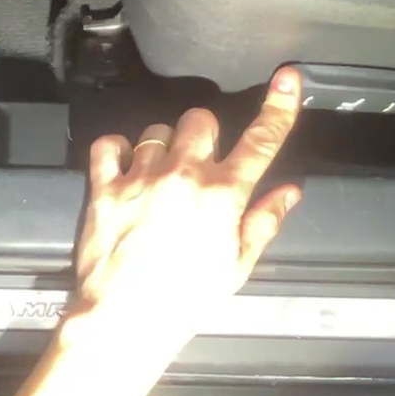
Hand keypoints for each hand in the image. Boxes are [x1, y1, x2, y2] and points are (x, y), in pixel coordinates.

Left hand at [68, 67, 304, 361]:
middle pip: (199, 121)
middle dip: (202, 137)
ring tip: (157, 175)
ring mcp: (141, 177)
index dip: (278, 107)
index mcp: (223, 194)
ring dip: (161, 146)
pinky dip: (116, 150)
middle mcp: (183, 174)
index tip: (287, 78)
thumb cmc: (185, 300)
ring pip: (155, 131)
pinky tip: (122, 166)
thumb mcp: (236, 267)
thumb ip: (264, 223)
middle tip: (196, 165)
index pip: (261, 140)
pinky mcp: (104, 187)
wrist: (125, 317)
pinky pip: (108, 144)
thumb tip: (290, 191)